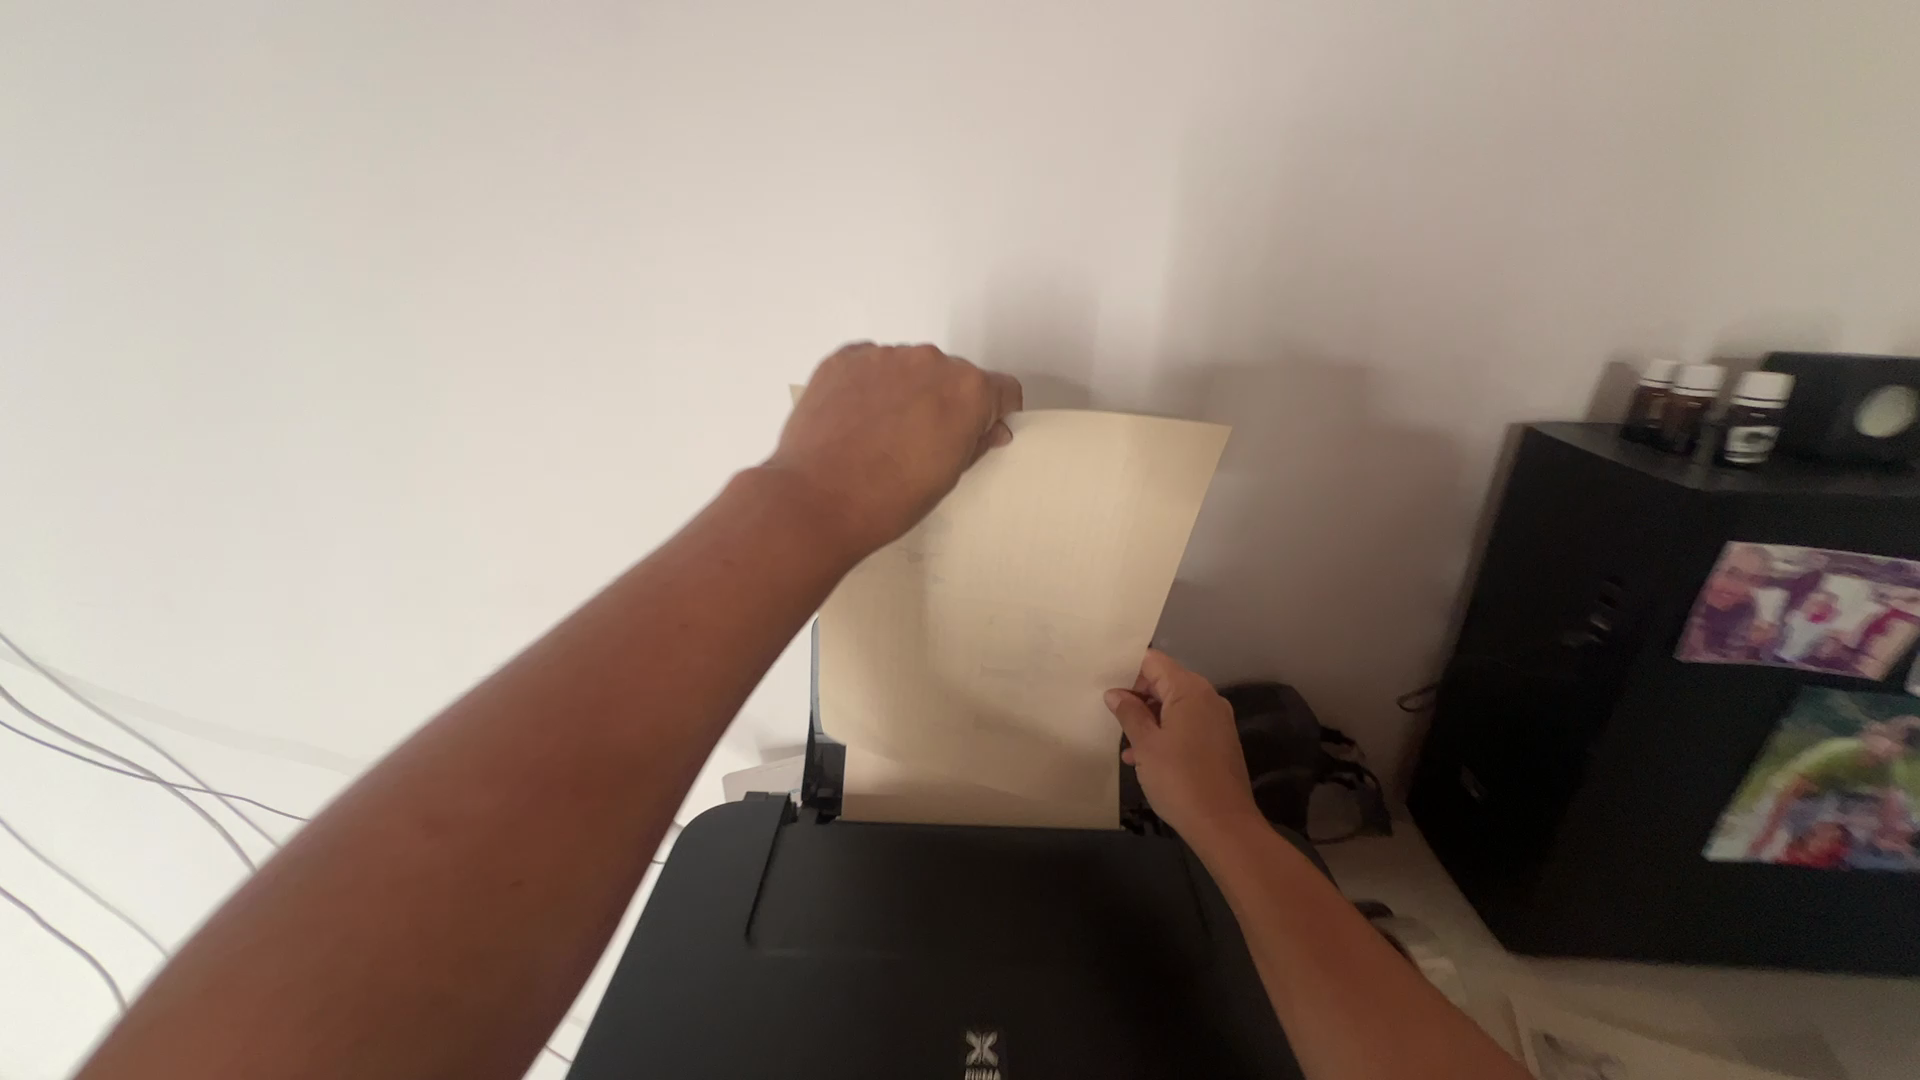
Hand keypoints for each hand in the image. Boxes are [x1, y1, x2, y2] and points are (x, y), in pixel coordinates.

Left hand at [766, 343, 1021, 556]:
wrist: (817, 499)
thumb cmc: (890, 498)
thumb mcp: (948, 477)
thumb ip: (976, 442)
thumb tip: (991, 429)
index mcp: (968, 390)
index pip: (1002, 390)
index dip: (993, 414)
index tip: (977, 433)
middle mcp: (930, 361)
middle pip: (952, 376)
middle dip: (945, 402)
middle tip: (922, 442)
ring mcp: (884, 356)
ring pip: (909, 368)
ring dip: (905, 392)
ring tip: (881, 435)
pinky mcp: (843, 359)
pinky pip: (870, 366)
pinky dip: (870, 387)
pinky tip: (856, 422)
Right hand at [1105, 649, 1259, 842]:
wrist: (1224, 825)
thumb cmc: (1180, 779)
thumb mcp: (1146, 744)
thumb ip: (1129, 713)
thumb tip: (1115, 694)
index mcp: (1189, 690)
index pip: (1153, 662)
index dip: (1127, 669)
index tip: (1104, 683)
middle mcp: (1207, 698)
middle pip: (1164, 682)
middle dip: (1136, 696)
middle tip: (1110, 715)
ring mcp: (1216, 720)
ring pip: (1173, 706)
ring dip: (1148, 719)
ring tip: (1125, 743)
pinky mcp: (1218, 741)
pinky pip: (1186, 725)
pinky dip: (1165, 733)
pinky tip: (1145, 758)